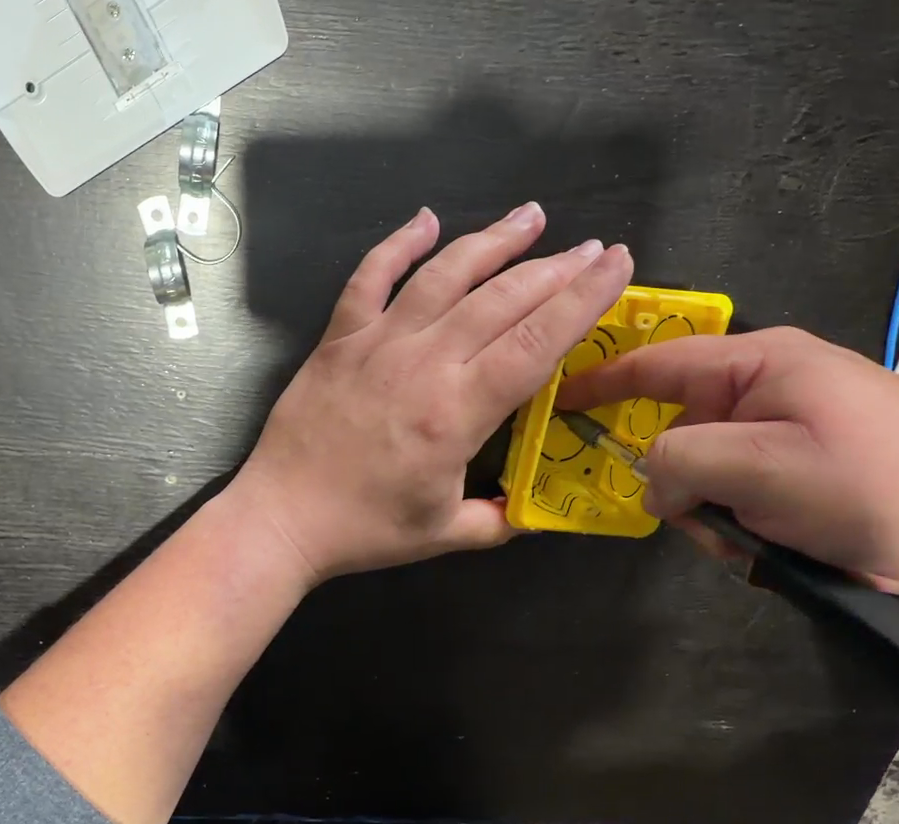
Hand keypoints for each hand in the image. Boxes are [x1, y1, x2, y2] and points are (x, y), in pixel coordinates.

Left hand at [227, 203, 632, 582]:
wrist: (281, 516)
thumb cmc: (363, 529)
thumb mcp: (443, 533)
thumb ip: (498, 520)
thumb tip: (534, 512)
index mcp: (457, 412)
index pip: (535, 342)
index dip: (583, 300)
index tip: (617, 265)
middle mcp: (423, 364)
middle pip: (500, 300)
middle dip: (554, 269)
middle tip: (591, 248)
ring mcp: (376, 344)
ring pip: (443, 276)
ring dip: (491, 241)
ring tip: (531, 216)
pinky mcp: (337, 340)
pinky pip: (369, 278)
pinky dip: (397, 245)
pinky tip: (426, 219)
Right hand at [554, 327, 898, 596]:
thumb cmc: (873, 483)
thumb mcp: (760, 463)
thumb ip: (676, 459)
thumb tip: (651, 484)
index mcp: (758, 362)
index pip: (654, 360)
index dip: (597, 380)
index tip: (551, 403)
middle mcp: (765, 392)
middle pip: (672, 430)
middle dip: (672, 481)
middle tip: (691, 517)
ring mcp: (783, 439)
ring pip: (698, 477)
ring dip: (706, 515)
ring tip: (747, 542)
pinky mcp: (797, 481)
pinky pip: (731, 502)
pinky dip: (734, 530)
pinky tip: (768, 550)